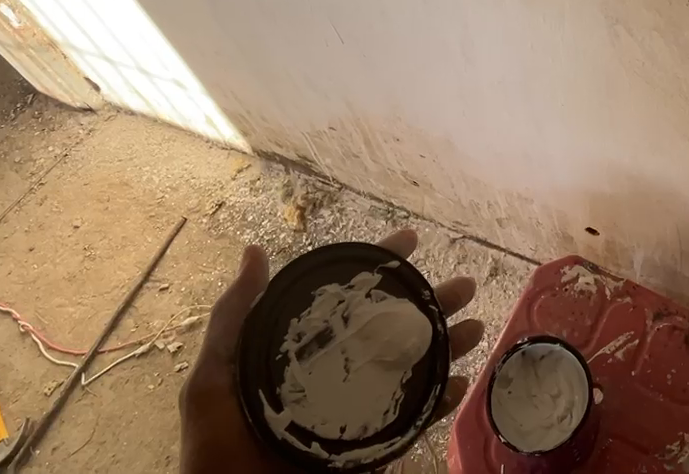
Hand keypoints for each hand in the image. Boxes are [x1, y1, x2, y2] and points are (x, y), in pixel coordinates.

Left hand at [179, 229, 487, 472]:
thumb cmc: (217, 452)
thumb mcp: (212, 381)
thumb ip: (233, 319)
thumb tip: (254, 252)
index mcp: (307, 347)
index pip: (350, 294)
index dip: (381, 262)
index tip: (411, 237)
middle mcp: (340, 368)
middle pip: (394, 324)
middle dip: (432, 300)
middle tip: (465, 283)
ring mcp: (360, 406)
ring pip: (414, 365)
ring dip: (448, 344)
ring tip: (476, 325)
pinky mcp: (373, 446)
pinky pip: (415, 418)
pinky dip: (442, 401)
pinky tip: (461, 383)